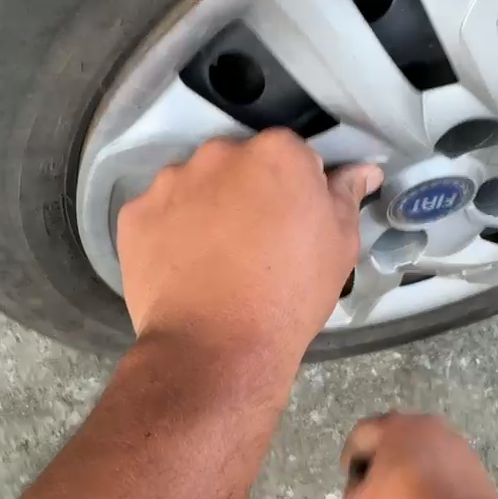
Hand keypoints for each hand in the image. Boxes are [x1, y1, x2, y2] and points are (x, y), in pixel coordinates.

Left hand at [117, 130, 379, 363]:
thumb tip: (362, 170)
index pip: (292, 155)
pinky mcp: (135, 213)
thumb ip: (346, 196)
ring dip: (206, 208)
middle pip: (240, 164)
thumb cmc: (291, 294)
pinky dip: (169, 232)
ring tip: (216, 260)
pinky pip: (158, 213)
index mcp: (277, 153)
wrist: (218, 346)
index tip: (294, 224)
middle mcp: (220, 153)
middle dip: (248, 191)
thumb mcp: (339, 246)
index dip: (296, 190)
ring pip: (196, 185)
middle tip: (256, 242)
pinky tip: (184, 267)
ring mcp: (171, 181)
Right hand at [340, 412, 497, 498]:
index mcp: (394, 426)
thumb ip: (353, 491)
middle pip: (393, 438)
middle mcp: (425, 424)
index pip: (361, 433)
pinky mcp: (473, 462)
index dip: (350, 459)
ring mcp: (453, 441)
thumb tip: (360, 488)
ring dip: (407, 469)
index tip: (352, 483)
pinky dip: (430, 479)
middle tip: (374, 489)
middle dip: (380, 462)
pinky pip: (441, 465)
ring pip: (419, 451)